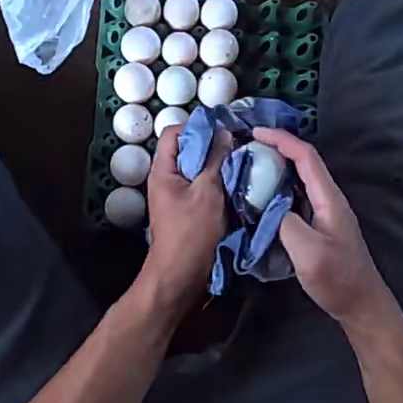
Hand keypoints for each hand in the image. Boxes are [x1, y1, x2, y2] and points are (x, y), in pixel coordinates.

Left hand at [137, 125, 232, 316]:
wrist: (181, 276)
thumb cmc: (191, 233)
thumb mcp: (207, 192)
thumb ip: (215, 161)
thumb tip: (224, 134)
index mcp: (162, 170)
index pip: (173, 133)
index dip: (196, 127)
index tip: (222, 131)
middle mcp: (165, 178)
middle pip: (186, 149)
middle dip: (211, 145)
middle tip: (236, 145)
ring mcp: (176, 194)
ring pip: (197, 168)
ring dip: (217, 164)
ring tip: (240, 162)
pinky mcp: (187, 208)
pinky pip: (201, 185)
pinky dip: (217, 181)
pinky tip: (236, 182)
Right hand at [252, 128, 392, 328]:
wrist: (361, 305)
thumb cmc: (338, 279)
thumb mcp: (308, 252)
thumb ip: (286, 222)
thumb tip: (268, 205)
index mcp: (329, 198)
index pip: (306, 157)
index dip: (282, 140)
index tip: (256, 132)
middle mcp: (329, 198)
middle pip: (303, 161)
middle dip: (277, 147)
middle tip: (247, 146)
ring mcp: (325, 211)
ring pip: (299, 178)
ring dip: (277, 166)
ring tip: (250, 164)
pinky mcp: (319, 224)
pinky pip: (297, 195)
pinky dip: (278, 186)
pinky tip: (262, 194)